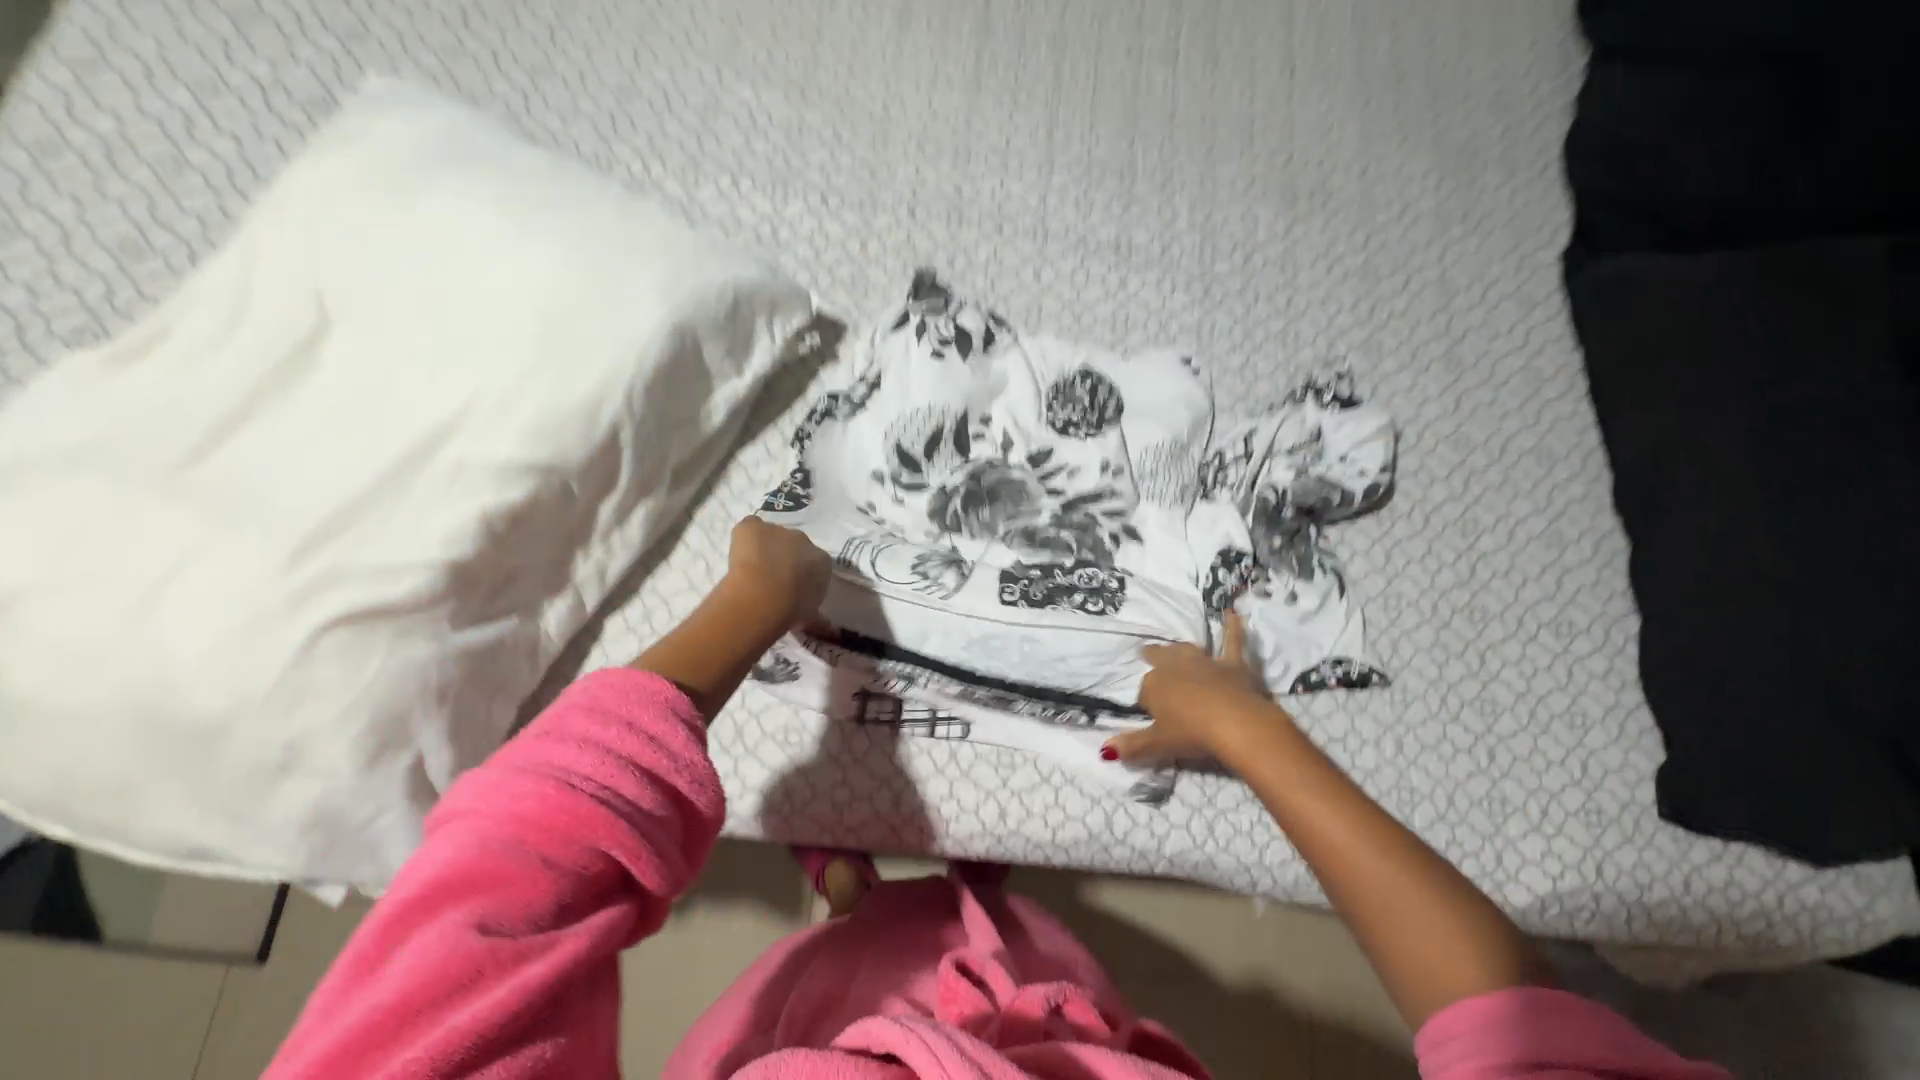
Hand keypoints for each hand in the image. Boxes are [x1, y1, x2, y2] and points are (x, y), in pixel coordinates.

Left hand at [725, 517, 832, 629]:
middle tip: (771, 581)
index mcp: (822, 561)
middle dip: (784, 558)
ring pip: (770, 536)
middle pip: (793, 545)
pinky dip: (744, 539)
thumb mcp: (811, 617)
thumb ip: (819, 617)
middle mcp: (804, 540)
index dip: (801, 574)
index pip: (814, 563)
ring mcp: (777, 530)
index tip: (791, 588)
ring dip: (764, 548)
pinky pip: (749, 528)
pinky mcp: (752, 527)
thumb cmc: (793, 608)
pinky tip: (739, 557)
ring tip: (751, 571)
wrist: (764, 595)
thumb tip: (829, 628)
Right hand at [1104, 613, 1289, 763]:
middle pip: (1162, 661)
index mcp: (1154, 685)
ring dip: (1180, 649)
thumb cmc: (1193, 735)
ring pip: (1188, 651)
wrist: (1237, 724)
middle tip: (1148, 657)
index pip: (1144, 692)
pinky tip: (1233, 614)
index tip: (1151, 715)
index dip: (1147, 703)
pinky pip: (1233, 641)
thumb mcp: (1158, 744)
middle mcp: (1176, 667)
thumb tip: (1104, 750)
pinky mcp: (1233, 664)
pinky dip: (1234, 627)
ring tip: (1174, 646)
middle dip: (1154, 659)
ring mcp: (1205, 663)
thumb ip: (1132, 745)